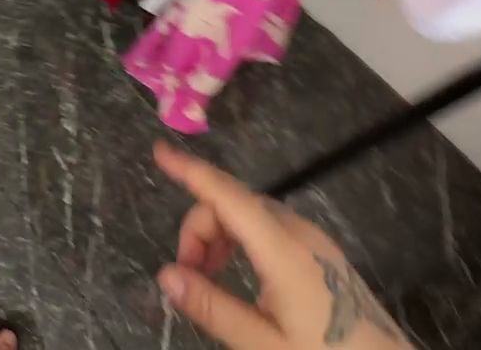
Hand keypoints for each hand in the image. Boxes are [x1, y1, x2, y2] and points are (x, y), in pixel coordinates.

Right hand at [154, 143, 409, 349]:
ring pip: (250, 215)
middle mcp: (298, 232)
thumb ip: (213, 307)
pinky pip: (268, 228)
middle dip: (200, 229)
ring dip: (219, 236)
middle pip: (232, 204)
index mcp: (282, 249)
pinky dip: (242, 241)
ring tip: (209, 281)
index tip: (159, 150)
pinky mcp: (322, 254)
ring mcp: (314, 240)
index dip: (190, 170)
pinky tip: (239, 278)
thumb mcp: (264, 346)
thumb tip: (165, 275)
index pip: (226, 194)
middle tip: (187, 277)